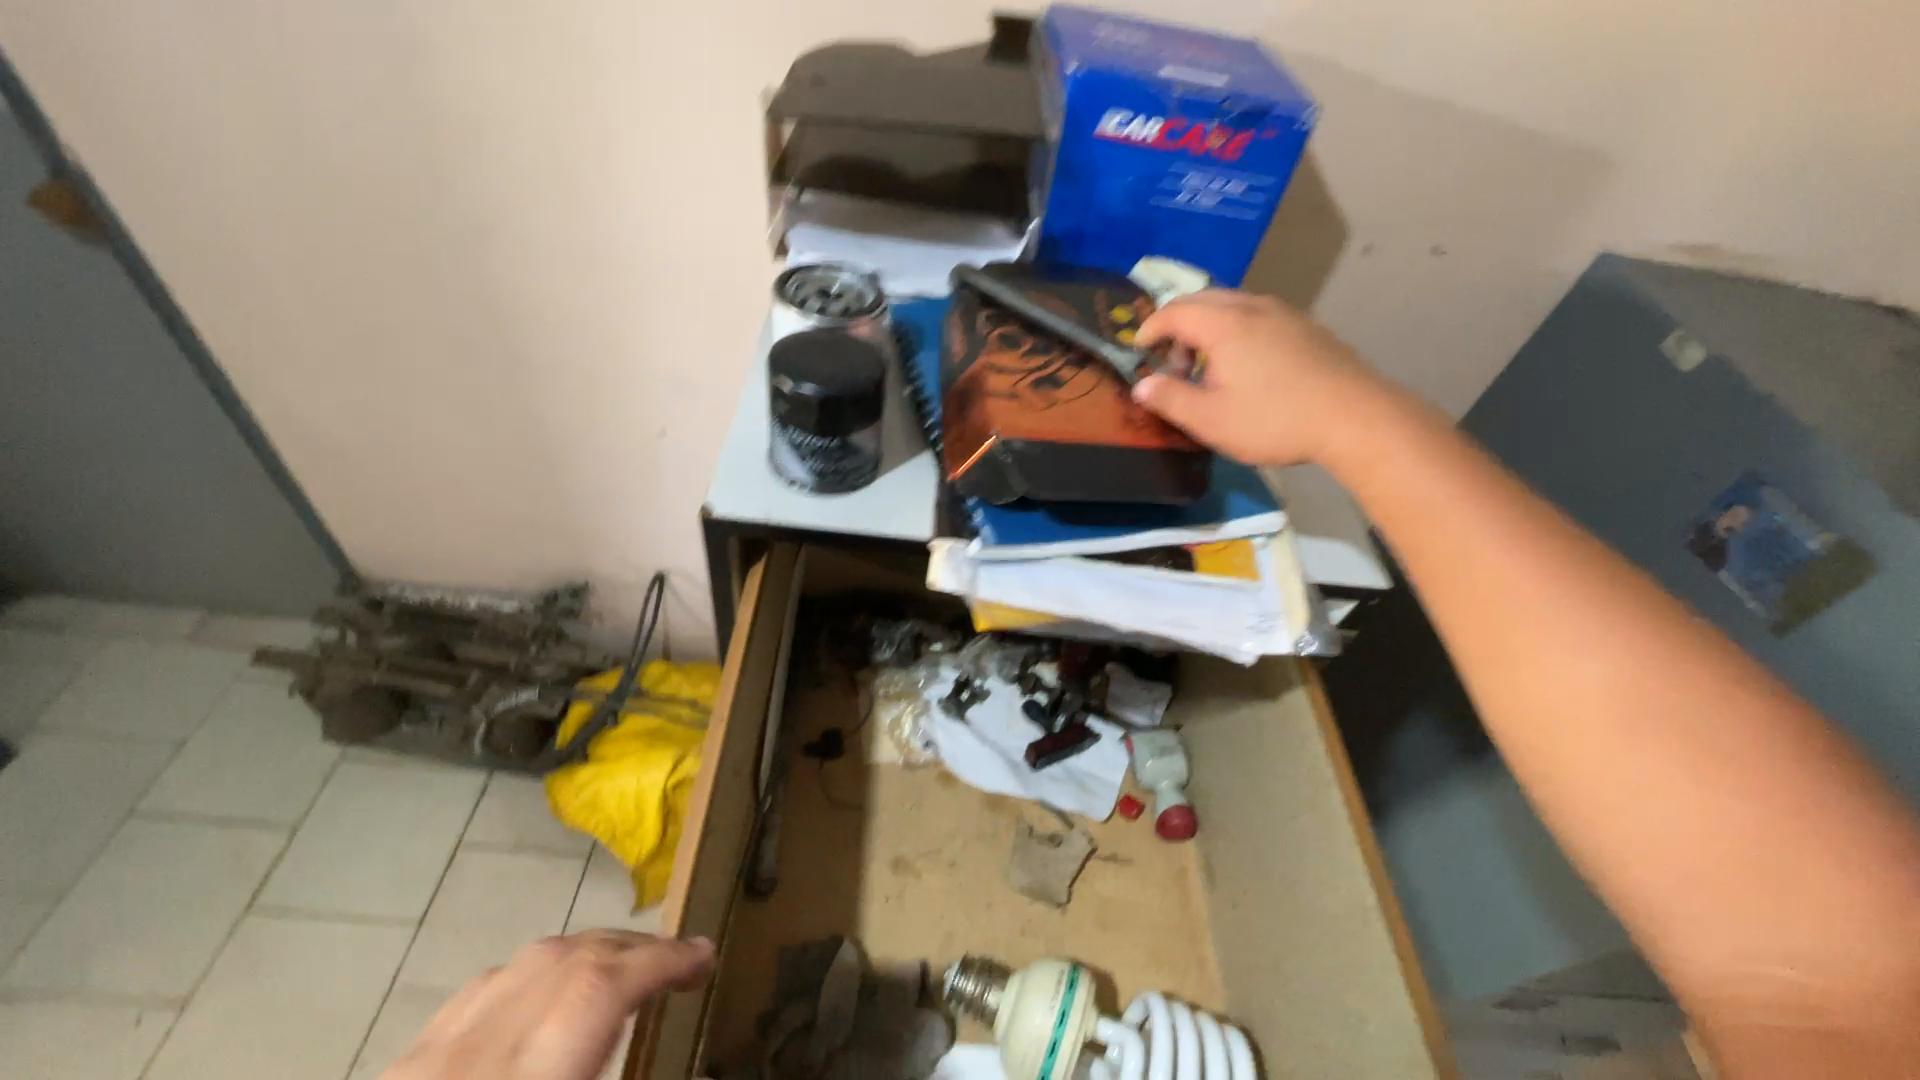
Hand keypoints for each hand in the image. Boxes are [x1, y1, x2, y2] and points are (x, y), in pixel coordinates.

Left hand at [383, 930, 714, 1079]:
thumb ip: (590, 1073)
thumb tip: (679, 1079)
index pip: (595, 992)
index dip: (661, 961)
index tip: (705, 958)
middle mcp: (465, 1066)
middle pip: (561, 963)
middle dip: (634, 949)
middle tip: (682, 963)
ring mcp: (422, 1064)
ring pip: (518, 967)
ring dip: (588, 954)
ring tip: (630, 970)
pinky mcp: (398, 1072)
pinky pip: (478, 995)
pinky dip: (535, 977)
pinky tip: (552, 999)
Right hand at [1132, 290, 1401, 467]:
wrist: (1354, 418)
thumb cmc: (1274, 420)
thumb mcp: (1210, 420)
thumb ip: (1170, 399)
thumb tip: (1141, 386)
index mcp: (1224, 325)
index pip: (1173, 312)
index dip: (1149, 329)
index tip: (1139, 351)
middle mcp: (1253, 307)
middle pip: (1202, 299)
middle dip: (1177, 324)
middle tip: (1171, 362)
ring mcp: (1284, 313)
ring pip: (1232, 305)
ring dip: (1208, 327)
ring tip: (1207, 367)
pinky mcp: (1306, 327)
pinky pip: (1257, 315)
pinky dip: (1236, 330)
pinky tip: (1244, 366)